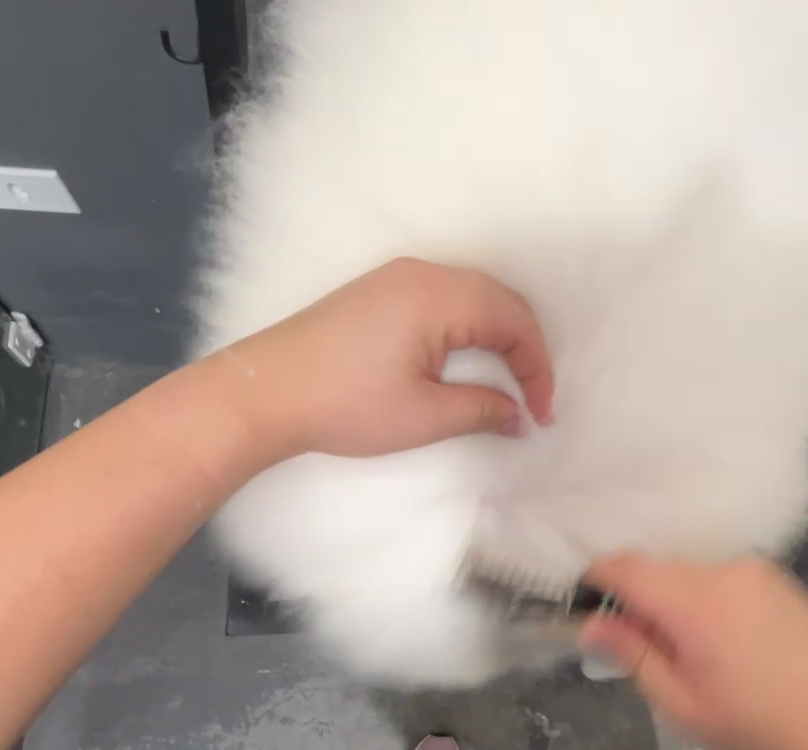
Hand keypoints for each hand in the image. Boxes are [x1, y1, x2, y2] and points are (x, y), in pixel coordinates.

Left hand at [208, 258, 554, 457]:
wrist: (265, 393)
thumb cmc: (345, 404)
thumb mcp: (423, 417)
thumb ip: (482, 410)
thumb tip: (518, 416)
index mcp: (438, 296)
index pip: (514, 320)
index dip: (538, 367)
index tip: (542, 414)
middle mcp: (422, 274)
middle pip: (499, 300)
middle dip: (525, 349)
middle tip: (532, 399)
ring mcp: (398, 278)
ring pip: (473, 298)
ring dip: (499, 338)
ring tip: (508, 383)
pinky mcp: (381, 291)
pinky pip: (446, 299)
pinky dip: (471, 329)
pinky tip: (470, 362)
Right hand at [578, 554, 807, 749]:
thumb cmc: (756, 720)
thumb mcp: (681, 703)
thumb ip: (633, 655)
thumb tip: (590, 625)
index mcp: (693, 602)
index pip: (625, 566)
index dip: (597, 578)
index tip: (588, 606)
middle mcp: (720, 570)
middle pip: (656, 568)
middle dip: (638, 599)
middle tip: (644, 648)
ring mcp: (751, 568)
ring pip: (687, 572)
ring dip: (673, 600)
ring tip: (693, 651)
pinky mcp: (773, 574)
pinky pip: (718, 575)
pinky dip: (704, 598)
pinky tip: (726, 640)